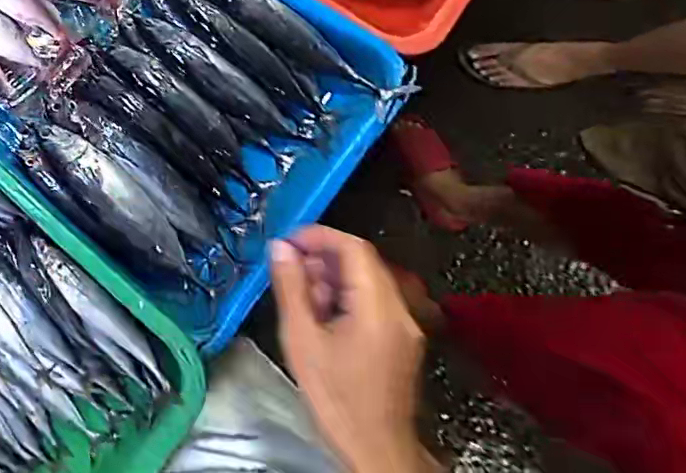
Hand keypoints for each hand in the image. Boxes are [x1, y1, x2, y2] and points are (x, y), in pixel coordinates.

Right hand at [270, 226, 432, 472]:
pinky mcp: (400, 338)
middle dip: (320, 257)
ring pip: (366, 278)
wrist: (374, 448)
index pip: (354, 248)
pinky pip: (371, 298)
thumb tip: (281, 247)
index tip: (286, 242)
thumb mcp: (301, 336)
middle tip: (289, 270)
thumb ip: (291, 285)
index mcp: (379, 309)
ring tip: (301, 295)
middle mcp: (401, 312)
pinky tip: (320, 312)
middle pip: (362, 261)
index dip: (317, 235)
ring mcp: (404, 326)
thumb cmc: (334, 393)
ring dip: (330, 276)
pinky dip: (343, 293)